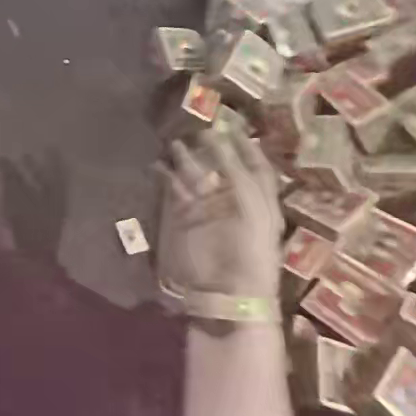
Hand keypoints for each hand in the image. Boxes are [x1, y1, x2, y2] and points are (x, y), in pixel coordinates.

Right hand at [157, 129, 284, 302]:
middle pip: (221, 166)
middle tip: (197, 125)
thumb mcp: (254, 209)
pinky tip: (157, 165)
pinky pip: (174, 192)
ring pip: (195, 176)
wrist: (228, 291)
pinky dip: (165, 178)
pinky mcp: (184, 219)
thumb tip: (222, 144)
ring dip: (185, 159)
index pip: (253, 163)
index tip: (232, 123)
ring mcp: (206, 209)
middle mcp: (233, 199)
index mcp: (258, 197)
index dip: (244, 144)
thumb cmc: (250, 252)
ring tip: (174, 140)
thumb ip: (239, 176)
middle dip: (210, 147)